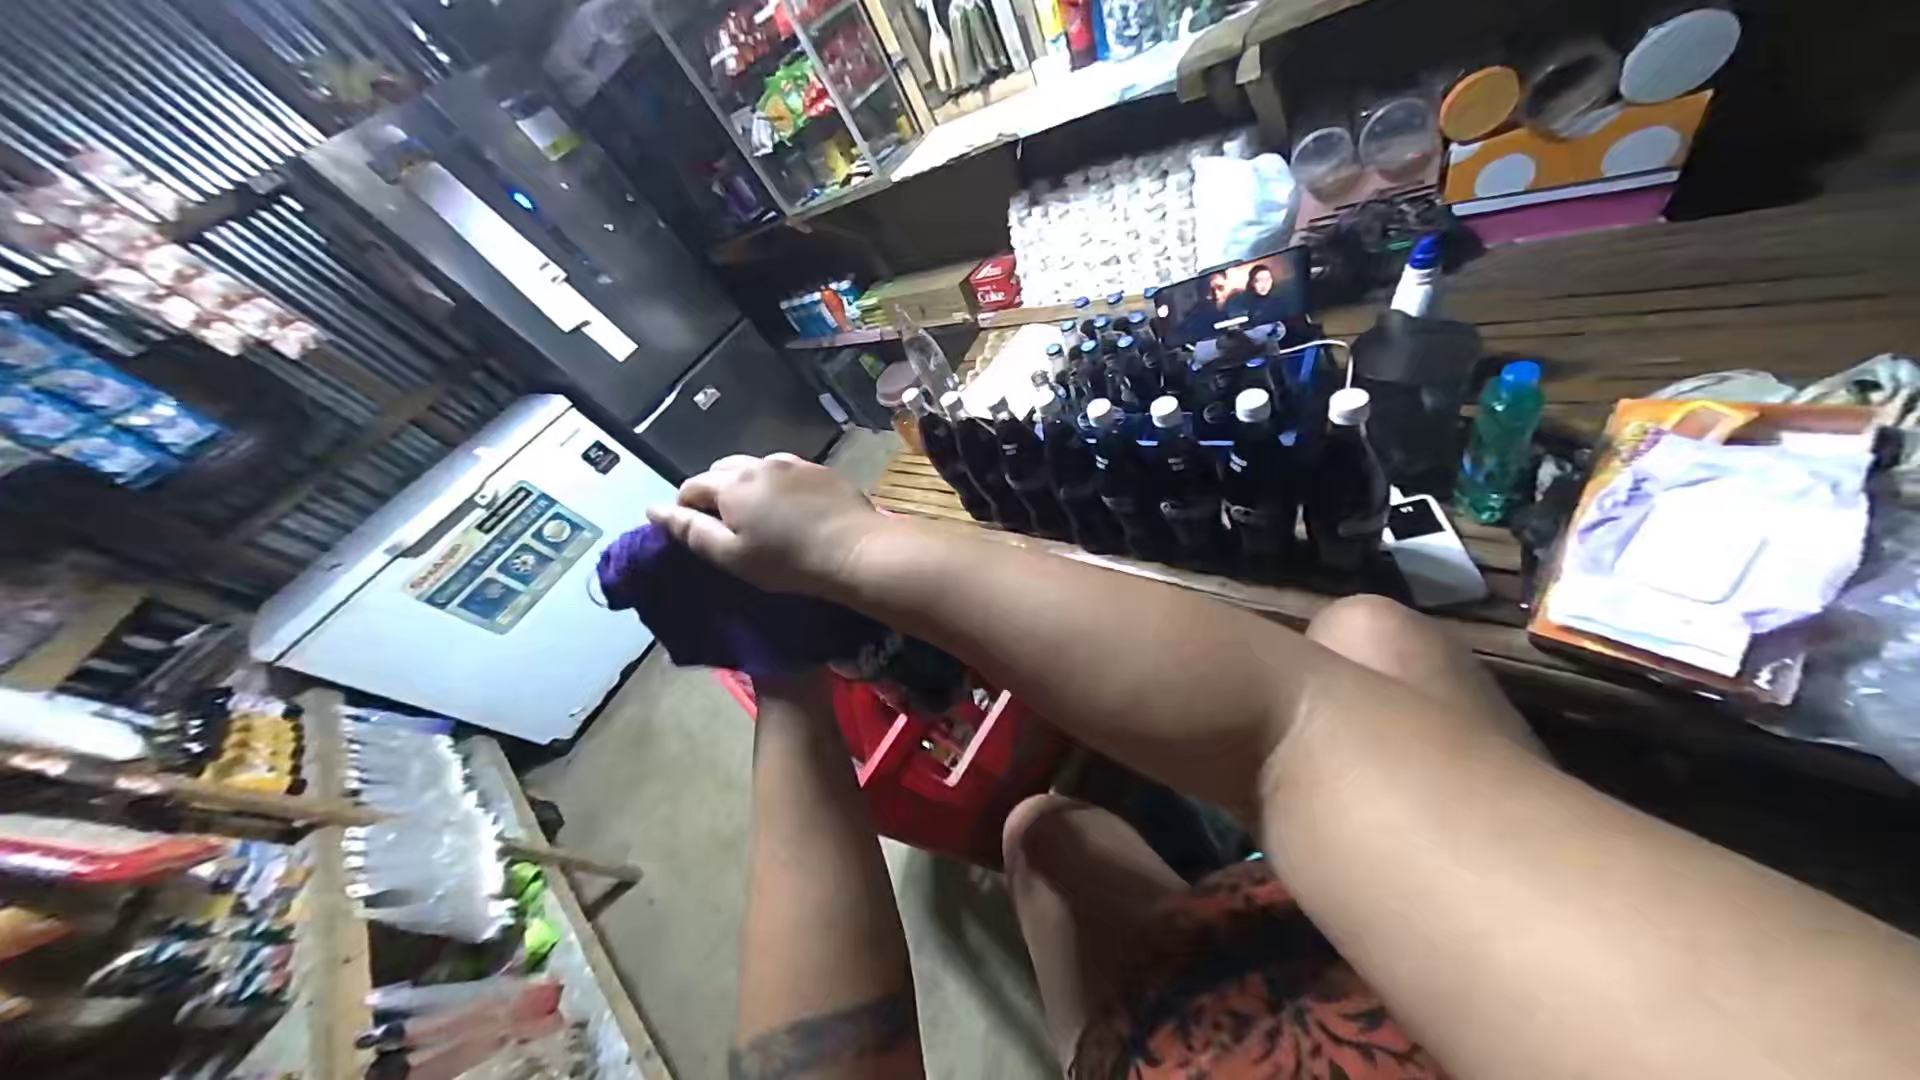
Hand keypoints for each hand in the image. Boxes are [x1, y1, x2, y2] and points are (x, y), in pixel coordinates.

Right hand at [647, 453, 883, 595]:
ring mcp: (795, 463)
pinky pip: (788, 472)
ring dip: (749, 486)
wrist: (856, 550)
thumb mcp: (732, 555)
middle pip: (723, 471)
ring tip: (762, 516)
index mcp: (732, 484)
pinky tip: (793, 509)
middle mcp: (760, 463)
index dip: (685, 509)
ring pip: (757, 467)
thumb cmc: (789, 561)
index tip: (697, 533)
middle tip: (730, 526)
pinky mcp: (822, 470)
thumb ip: (690, 531)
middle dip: (716, 493)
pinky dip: (779, 485)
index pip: (691, 486)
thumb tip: (653, 510)